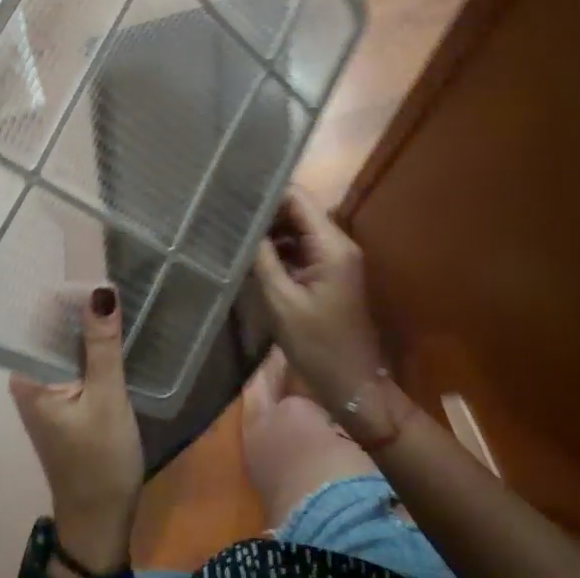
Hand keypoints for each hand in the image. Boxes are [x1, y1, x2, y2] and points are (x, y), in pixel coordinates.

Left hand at [10, 286, 142, 574]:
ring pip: (64, 340)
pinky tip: (111, 323)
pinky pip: (73, 356)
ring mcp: (46, 386)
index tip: (81, 254)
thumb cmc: (100, 461)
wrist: (102, 519)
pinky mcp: (65, 395)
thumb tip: (101, 290)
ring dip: (84, 319)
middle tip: (103, 258)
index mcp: (27, 373)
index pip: (34, 315)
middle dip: (74, 299)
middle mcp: (29, 374)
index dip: (57, 287)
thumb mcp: (106, 398)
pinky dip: (90, 341)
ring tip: (110, 281)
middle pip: (49, 325)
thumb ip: (103, 345)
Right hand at [251, 191, 394, 435]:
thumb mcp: (281, 301)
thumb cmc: (317, 344)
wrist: (353, 385)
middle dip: (264, 211)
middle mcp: (338, 243)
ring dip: (269, 230)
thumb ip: (262, 258)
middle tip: (226, 214)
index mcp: (331, 245)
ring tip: (232, 230)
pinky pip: (300, 246)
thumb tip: (240, 225)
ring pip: (297, 227)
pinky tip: (251, 253)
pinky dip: (278, 247)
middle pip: (297, 209)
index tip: (232, 195)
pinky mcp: (329, 272)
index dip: (265, 193)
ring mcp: (335, 258)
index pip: (297, 197)